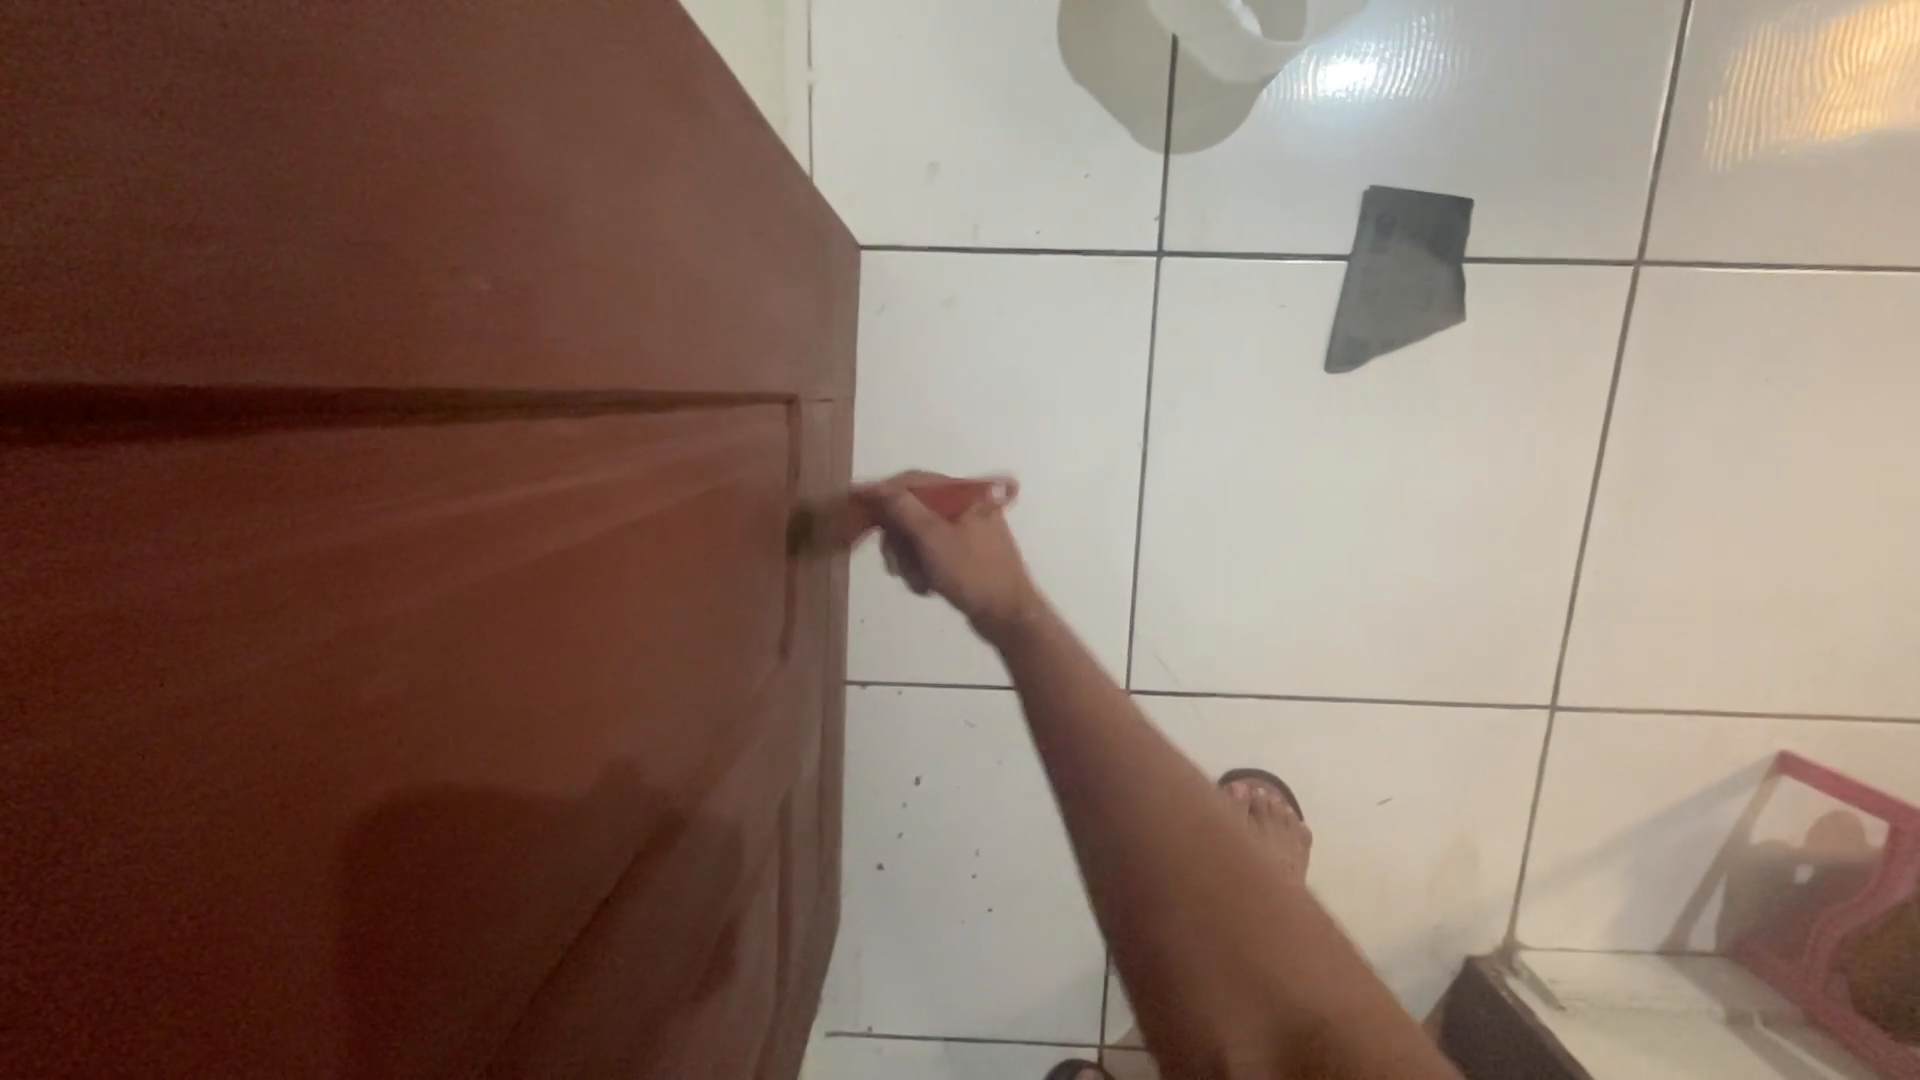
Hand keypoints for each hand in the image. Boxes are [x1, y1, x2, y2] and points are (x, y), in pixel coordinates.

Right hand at [855, 471, 1045, 639]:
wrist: (1008, 615)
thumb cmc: (973, 573)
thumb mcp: (933, 539)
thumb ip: (904, 509)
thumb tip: (881, 489)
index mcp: (964, 495)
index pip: (914, 482)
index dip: (882, 492)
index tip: (855, 502)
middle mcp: (965, 507)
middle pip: (913, 511)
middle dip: (898, 538)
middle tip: (894, 560)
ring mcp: (966, 532)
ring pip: (918, 536)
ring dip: (909, 559)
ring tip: (917, 580)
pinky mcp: (964, 555)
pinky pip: (931, 554)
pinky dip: (922, 569)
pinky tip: (927, 587)